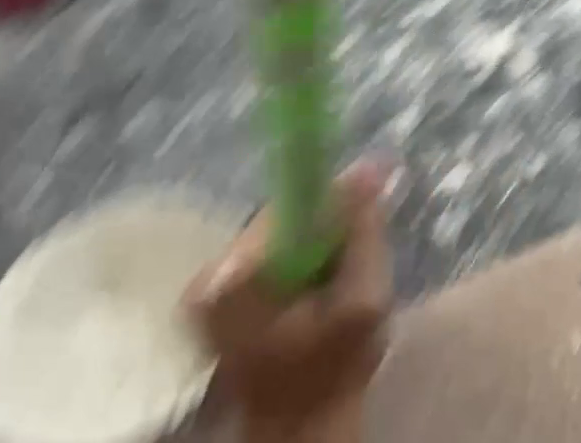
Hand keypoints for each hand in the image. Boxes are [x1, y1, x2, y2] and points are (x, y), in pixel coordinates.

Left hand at [186, 163, 393, 441]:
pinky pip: (270, 253)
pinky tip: (322, 285)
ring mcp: (205, 291)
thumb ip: (364, 231)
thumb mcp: (365, 297)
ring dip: (319, 243)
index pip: (290, 205)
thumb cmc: (334, 366)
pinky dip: (302, 260)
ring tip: (344, 273)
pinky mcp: (214, 300)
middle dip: (330, 225)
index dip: (335, 196)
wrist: (300, 426)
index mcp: (234, 279)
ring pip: (279, 235)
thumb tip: (370, 165)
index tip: (374, 191)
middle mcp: (207, 278)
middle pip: (284, 219)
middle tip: (364, 249)